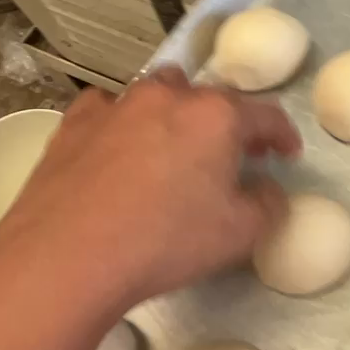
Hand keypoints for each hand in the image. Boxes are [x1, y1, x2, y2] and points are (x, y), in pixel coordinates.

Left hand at [0, 68, 300, 316]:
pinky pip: (108, 109)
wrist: (63, 259)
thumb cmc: (164, 242)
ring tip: (175, 145)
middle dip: (229, 123)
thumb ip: (269, 204)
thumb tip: (267, 188)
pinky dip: (122, 122)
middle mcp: (170, 96)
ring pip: (160, 91)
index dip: (283, 135)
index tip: (287, 155)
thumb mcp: (241, 234)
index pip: (267, 114)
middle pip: (212, 98)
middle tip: (231, 156)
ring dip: (176, 112)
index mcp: (218, 116)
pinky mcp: (75, 123)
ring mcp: (119, 105)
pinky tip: (118, 147)